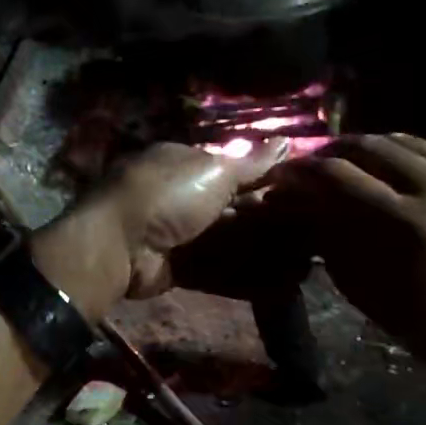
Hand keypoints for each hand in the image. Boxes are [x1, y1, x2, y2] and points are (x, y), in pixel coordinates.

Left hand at [32, 139, 289, 318]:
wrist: (119, 246)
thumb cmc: (168, 195)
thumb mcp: (214, 171)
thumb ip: (250, 163)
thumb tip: (284, 141)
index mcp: (181, 162)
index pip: (228, 167)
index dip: (262, 180)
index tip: (298, 192)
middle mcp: (176, 196)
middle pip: (228, 207)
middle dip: (263, 218)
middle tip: (306, 231)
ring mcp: (174, 234)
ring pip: (224, 240)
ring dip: (257, 249)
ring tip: (301, 260)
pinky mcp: (174, 268)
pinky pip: (214, 270)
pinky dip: (242, 276)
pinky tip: (276, 283)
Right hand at [268, 134, 425, 394]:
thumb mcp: (376, 299)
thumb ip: (337, 245)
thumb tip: (306, 208)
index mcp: (409, 229)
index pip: (338, 177)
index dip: (301, 172)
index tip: (282, 177)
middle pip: (370, 145)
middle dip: (331, 152)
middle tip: (311, 167)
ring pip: (406, 142)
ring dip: (368, 150)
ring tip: (348, 166)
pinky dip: (407, 162)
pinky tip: (396, 177)